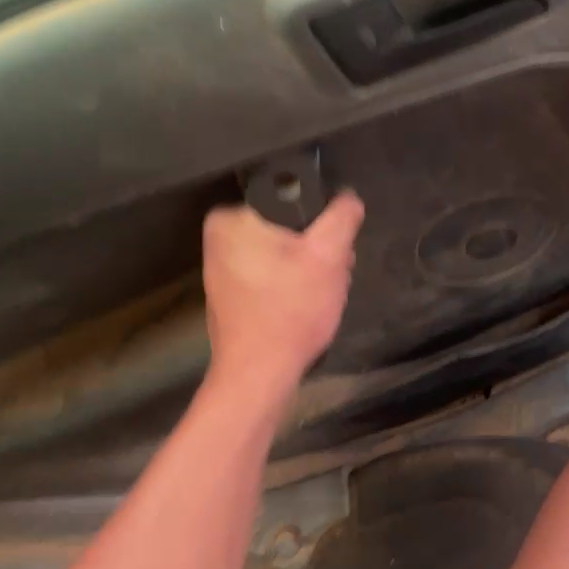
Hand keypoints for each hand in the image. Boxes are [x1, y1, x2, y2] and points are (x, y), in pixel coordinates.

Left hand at [201, 191, 365, 397]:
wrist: (260, 373)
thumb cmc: (291, 309)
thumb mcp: (330, 254)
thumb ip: (343, 215)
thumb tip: (348, 196)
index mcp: (232, 217)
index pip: (293, 196)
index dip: (322, 219)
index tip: (334, 246)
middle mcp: (220, 235)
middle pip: (290, 224)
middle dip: (319, 246)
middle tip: (332, 271)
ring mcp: (223, 264)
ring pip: (287, 248)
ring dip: (312, 266)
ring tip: (321, 290)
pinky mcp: (233, 289)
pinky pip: (275, 269)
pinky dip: (295, 282)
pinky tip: (306, 302)